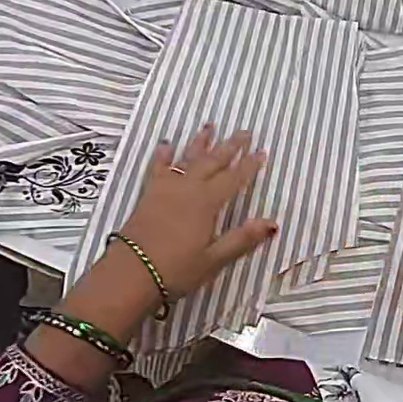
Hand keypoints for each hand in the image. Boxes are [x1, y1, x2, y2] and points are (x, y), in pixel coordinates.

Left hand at [34, 126, 277, 394]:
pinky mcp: (148, 195)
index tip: (262, 151)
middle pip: (213, 162)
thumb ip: (242, 238)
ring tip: (210, 126)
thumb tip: (273, 223)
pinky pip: (158, 168)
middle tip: (244, 131)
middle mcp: (188, 189)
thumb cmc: (176, 270)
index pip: (234, 179)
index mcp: (207, 203)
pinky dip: (163, 155)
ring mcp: (166, 190)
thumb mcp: (214, 258)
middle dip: (230, 146)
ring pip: (187, 159)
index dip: (249, 165)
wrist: (129, 275)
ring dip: (200, 142)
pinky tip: (166, 144)